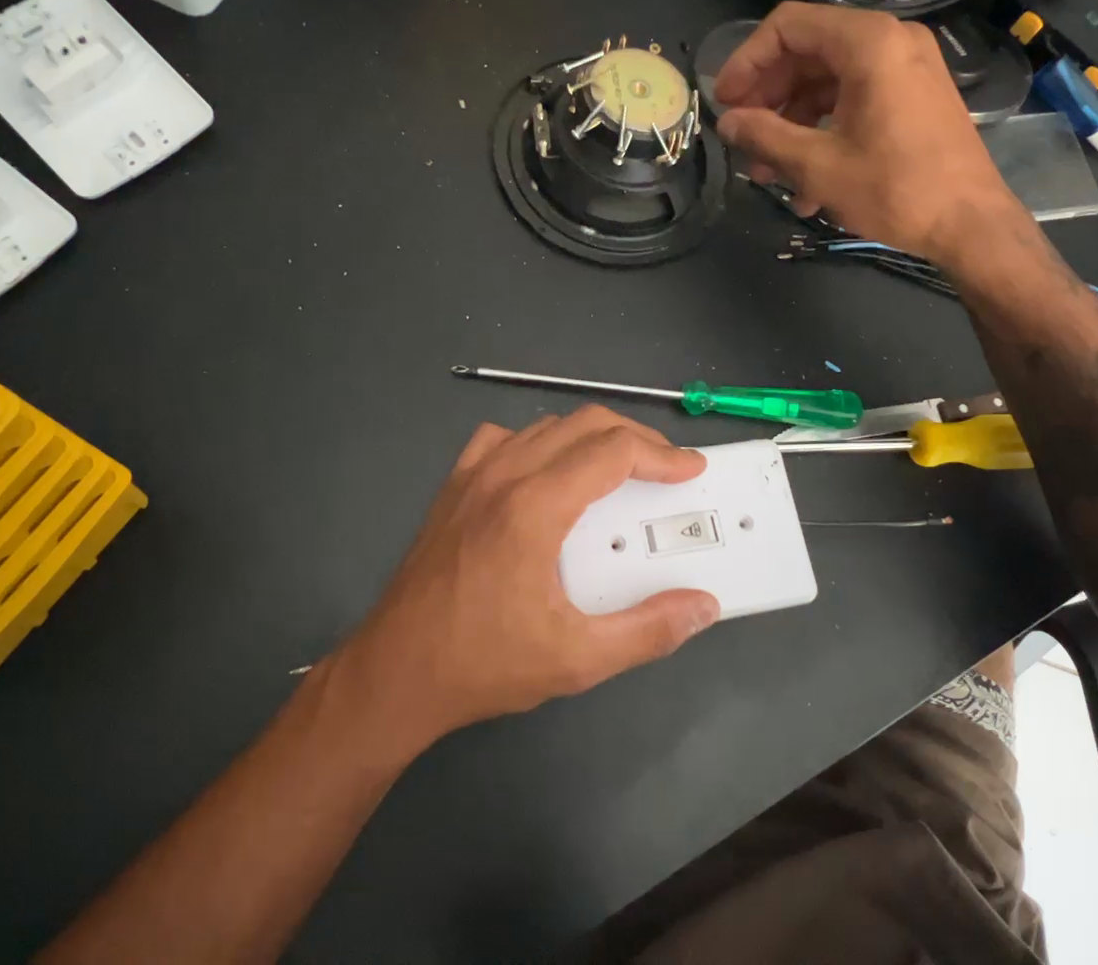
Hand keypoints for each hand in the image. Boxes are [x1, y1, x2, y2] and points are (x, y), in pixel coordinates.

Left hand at [330, 407, 721, 748]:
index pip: (612, 451)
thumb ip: (647, 631)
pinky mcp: (450, 492)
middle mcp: (501, 478)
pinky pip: (500, 442)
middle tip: (665, 470)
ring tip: (616, 473)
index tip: (690, 471)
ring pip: (542, 428)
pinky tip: (543, 477)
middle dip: (634, 439)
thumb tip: (702, 607)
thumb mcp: (577, 659)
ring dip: (587, 439)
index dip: (661, 455)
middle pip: (582, 425)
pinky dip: (535, 445)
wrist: (395, 673)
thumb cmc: (485, 664)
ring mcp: (469, 480)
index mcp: (534, 507)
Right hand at [714, 2, 1024, 266]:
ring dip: (791, 124)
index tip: (725, 103)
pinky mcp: (912, 97)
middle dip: (768, 98)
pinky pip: (853, 100)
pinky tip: (805, 182)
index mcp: (868, 43)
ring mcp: (905, 68)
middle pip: (807, 53)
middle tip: (742, 139)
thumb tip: (727, 123)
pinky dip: (823, 131)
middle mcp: (890, 41)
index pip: (788, 26)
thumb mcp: (817, 166)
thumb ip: (765, 136)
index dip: (747, 62)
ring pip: (827, 82)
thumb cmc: (894, 189)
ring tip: (767, 173)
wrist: (969, 223)